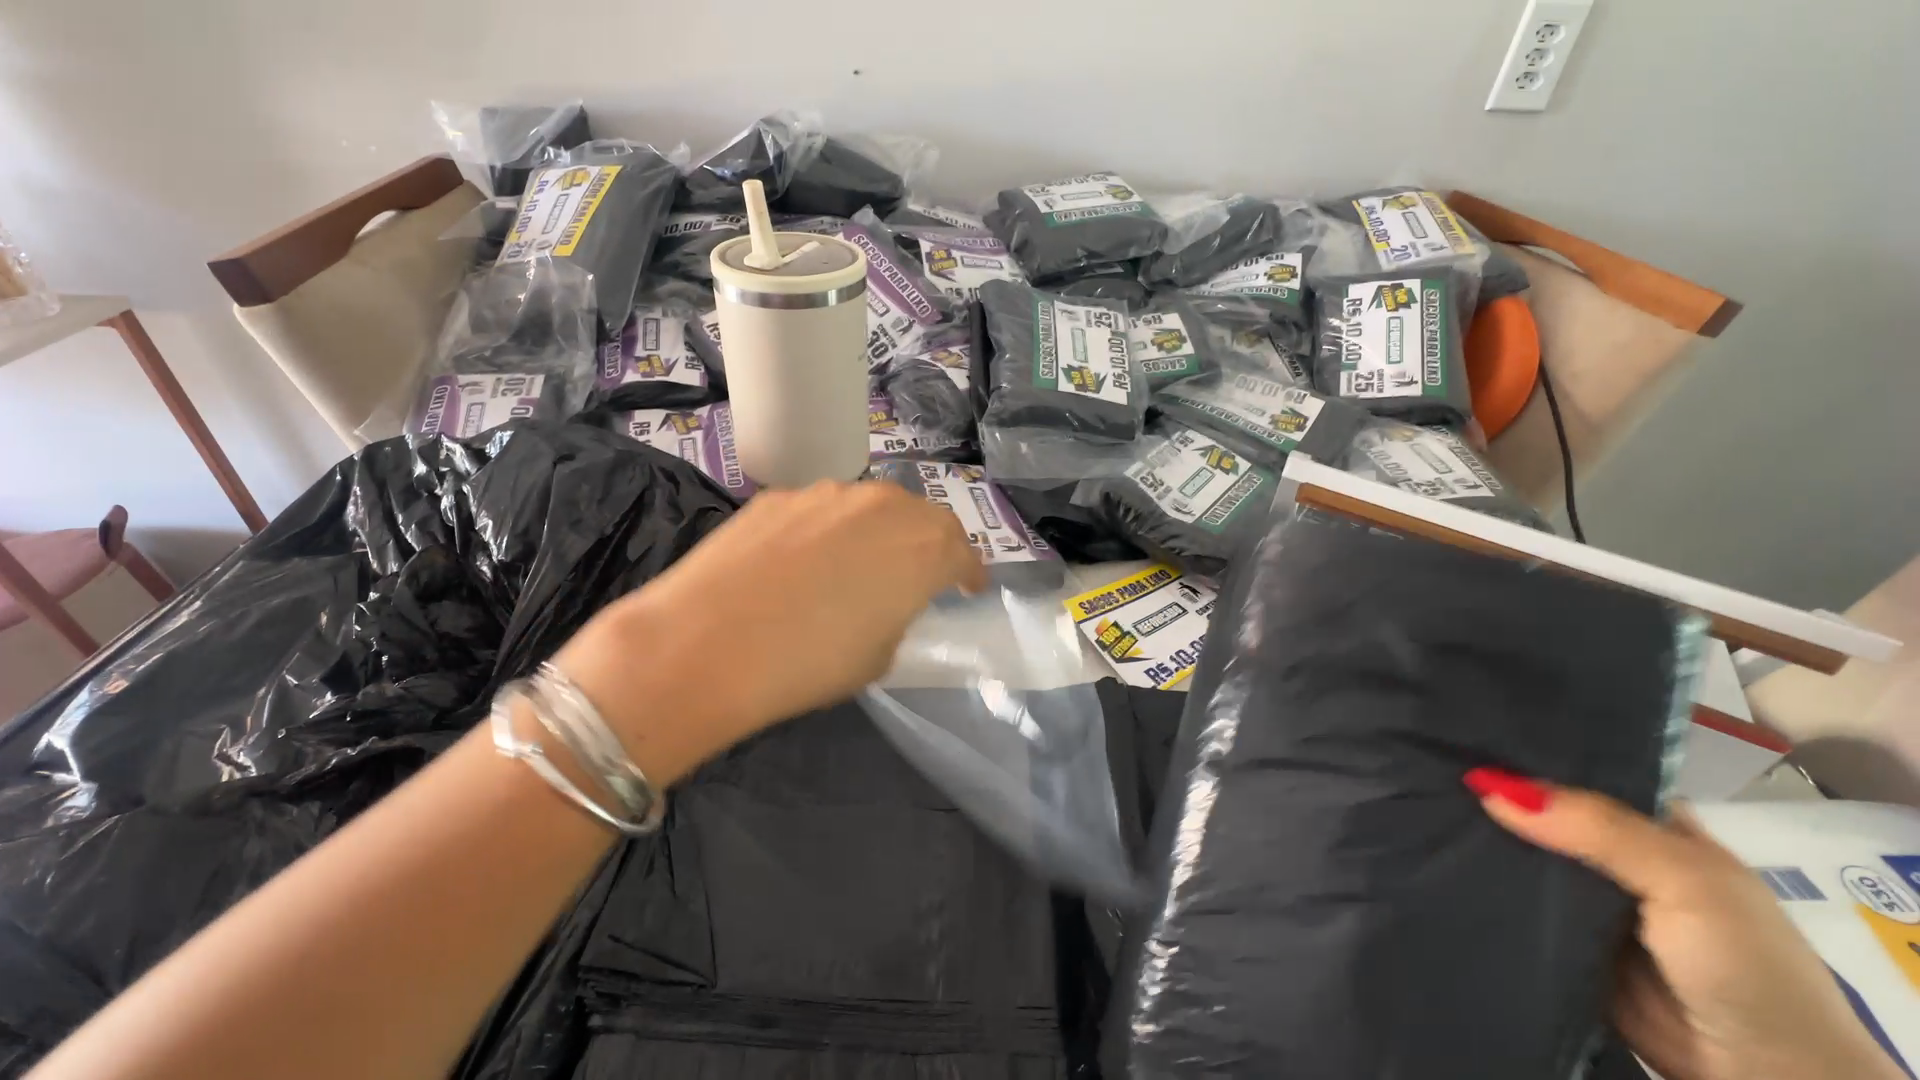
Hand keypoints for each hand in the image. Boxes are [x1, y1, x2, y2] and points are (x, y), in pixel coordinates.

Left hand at [553, 480, 986, 784]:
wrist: (704, 642)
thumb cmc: (807, 663)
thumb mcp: (878, 656)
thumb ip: (898, 615)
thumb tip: (884, 600)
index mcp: (923, 547)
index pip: (963, 553)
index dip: (968, 573)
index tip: (967, 589)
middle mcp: (882, 506)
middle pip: (922, 517)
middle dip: (928, 543)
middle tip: (918, 573)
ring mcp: (825, 494)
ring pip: (868, 506)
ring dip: (876, 531)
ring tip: (858, 565)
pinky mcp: (776, 497)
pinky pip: (819, 511)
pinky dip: (826, 531)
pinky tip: (800, 564)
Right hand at [1466, 768, 1905, 1079]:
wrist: (1763, 1074)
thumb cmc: (1744, 961)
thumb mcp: (1684, 878)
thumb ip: (1598, 828)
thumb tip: (1490, 785)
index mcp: (1655, 829)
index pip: (1581, 778)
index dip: (1528, 761)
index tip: (1463, 740)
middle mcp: (1616, 861)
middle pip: (1543, 820)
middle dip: (1493, 803)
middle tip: (1431, 775)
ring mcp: (1587, 907)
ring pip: (1522, 865)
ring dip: (1481, 848)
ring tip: (1414, 810)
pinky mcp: (1561, 946)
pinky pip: (1513, 911)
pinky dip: (1482, 895)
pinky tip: (1436, 865)